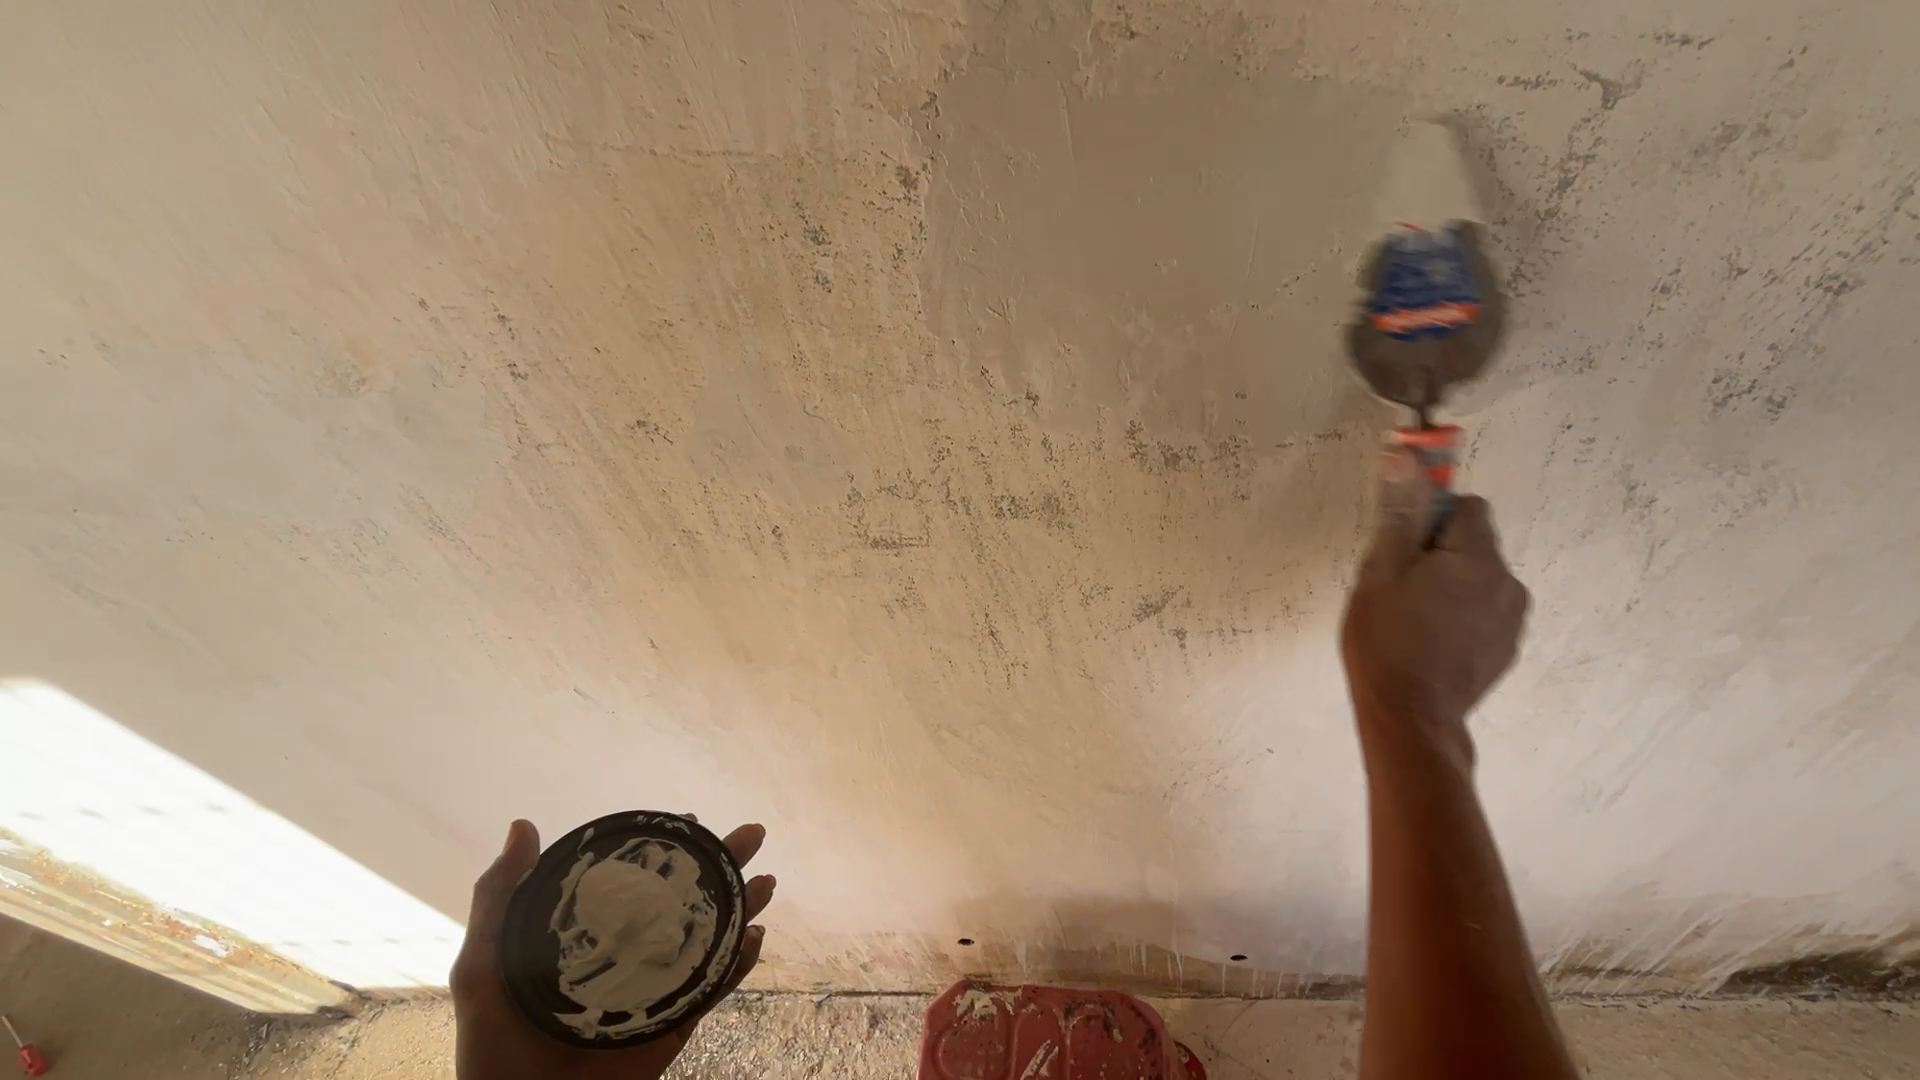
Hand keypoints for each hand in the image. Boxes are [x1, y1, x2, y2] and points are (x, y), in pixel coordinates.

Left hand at [450, 816, 776, 1079]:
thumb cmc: (495, 1048)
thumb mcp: (483, 967)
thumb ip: (498, 898)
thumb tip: (523, 825)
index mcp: (598, 935)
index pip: (641, 880)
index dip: (669, 847)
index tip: (689, 819)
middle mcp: (635, 953)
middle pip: (689, 900)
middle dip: (725, 864)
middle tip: (752, 834)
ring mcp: (660, 988)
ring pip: (714, 937)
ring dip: (744, 906)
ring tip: (766, 882)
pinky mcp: (676, 1025)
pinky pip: (716, 989)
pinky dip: (740, 963)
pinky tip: (753, 937)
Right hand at [1341, 445, 1528, 758]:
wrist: (1409, 716)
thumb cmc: (1386, 638)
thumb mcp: (1380, 571)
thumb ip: (1399, 513)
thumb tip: (1405, 456)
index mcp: (1478, 557)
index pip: (1467, 506)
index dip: (1430, 517)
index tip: (1399, 545)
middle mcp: (1508, 583)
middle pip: (1472, 544)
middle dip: (1436, 553)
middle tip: (1395, 585)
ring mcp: (1512, 620)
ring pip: (1476, 580)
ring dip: (1447, 585)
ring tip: (1409, 617)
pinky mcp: (1505, 649)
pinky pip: (1481, 612)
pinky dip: (1457, 615)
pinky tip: (1427, 641)